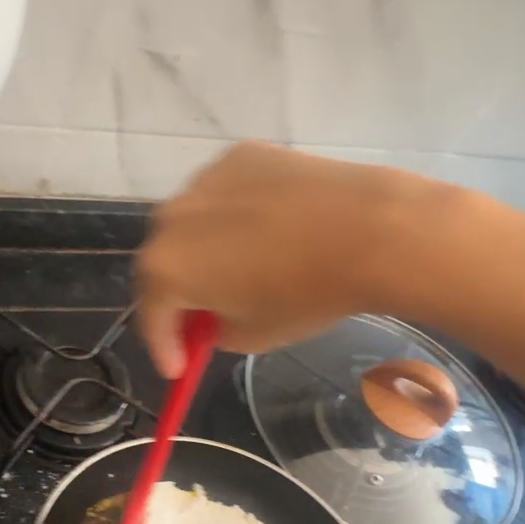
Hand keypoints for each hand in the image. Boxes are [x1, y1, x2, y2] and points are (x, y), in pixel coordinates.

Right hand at [134, 141, 457, 376]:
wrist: (373, 230)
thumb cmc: (306, 294)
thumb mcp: (251, 336)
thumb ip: (213, 330)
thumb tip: (212, 316)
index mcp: (164, 269)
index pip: (151, 317)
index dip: (163, 347)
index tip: (178, 367)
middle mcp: (169, 219)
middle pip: (162, 265)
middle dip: (177, 296)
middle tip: (200, 318)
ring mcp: (203, 181)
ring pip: (188, 226)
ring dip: (200, 251)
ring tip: (233, 269)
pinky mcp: (240, 156)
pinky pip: (221, 196)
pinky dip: (229, 217)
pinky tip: (261, 230)